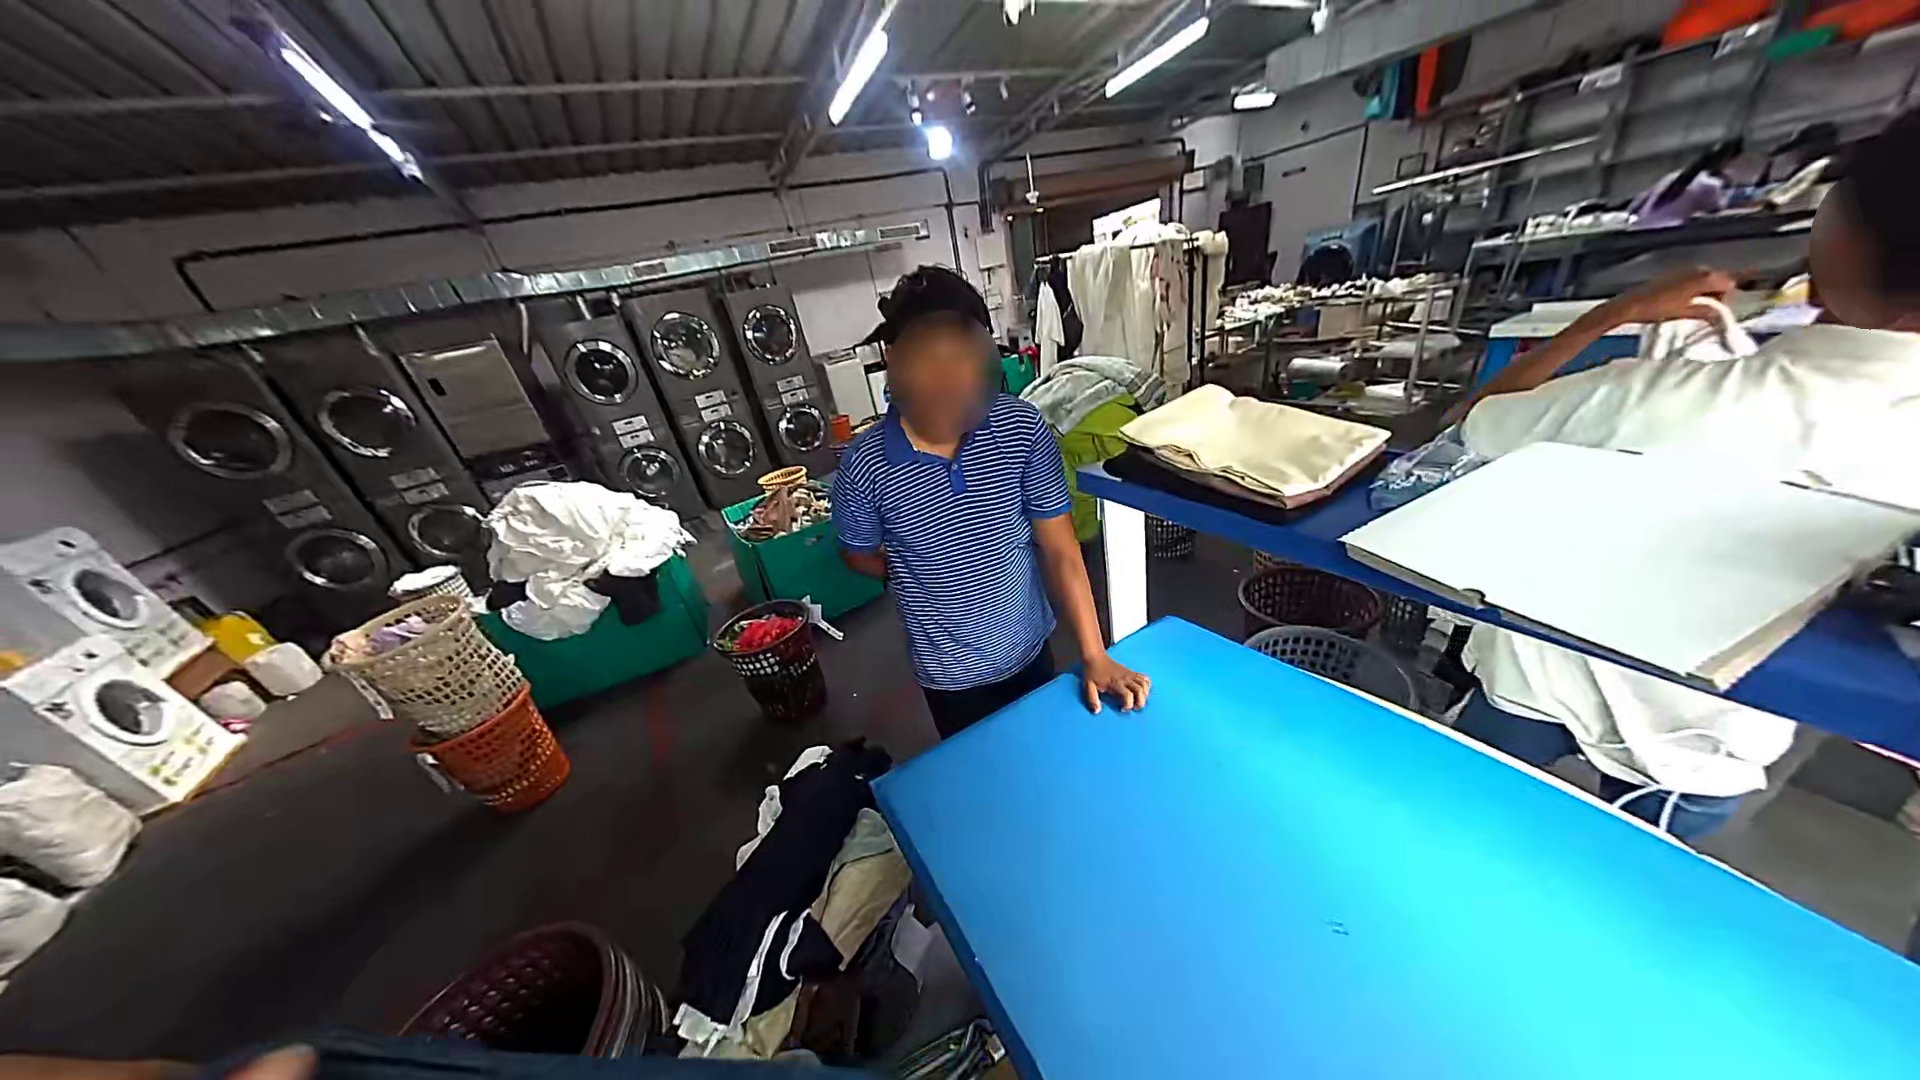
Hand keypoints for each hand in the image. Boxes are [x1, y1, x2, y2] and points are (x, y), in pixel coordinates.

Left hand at [1081, 654, 1149, 713]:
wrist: (1094, 657)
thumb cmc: (1091, 673)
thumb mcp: (1088, 686)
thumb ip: (1092, 699)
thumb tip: (1096, 711)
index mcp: (1115, 683)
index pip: (1128, 695)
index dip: (1128, 705)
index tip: (1122, 709)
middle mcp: (1125, 678)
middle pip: (1140, 690)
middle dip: (1140, 702)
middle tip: (1134, 708)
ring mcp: (1130, 674)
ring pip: (1144, 684)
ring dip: (1145, 695)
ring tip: (1138, 700)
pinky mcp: (1131, 672)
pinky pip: (1144, 678)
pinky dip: (1147, 685)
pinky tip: (1142, 691)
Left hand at [1604, 266, 1737, 323]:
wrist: (1626, 306)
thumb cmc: (1655, 309)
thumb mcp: (1684, 312)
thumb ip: (1707, 312)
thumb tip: (1720, 315)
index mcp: (1705, 277)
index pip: (1730, 283)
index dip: (1725, 297)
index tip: (1715, 308)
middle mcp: (1698, 269)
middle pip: (1718, 279)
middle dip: (1714, 293)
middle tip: (1701, 307)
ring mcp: (1683, 270)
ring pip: (1704, 278)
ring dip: (1702, 290)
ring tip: (1686, 304)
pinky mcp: (1670, 273)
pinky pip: (1689, 278)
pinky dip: (1689, 287)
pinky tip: (1676, 299)